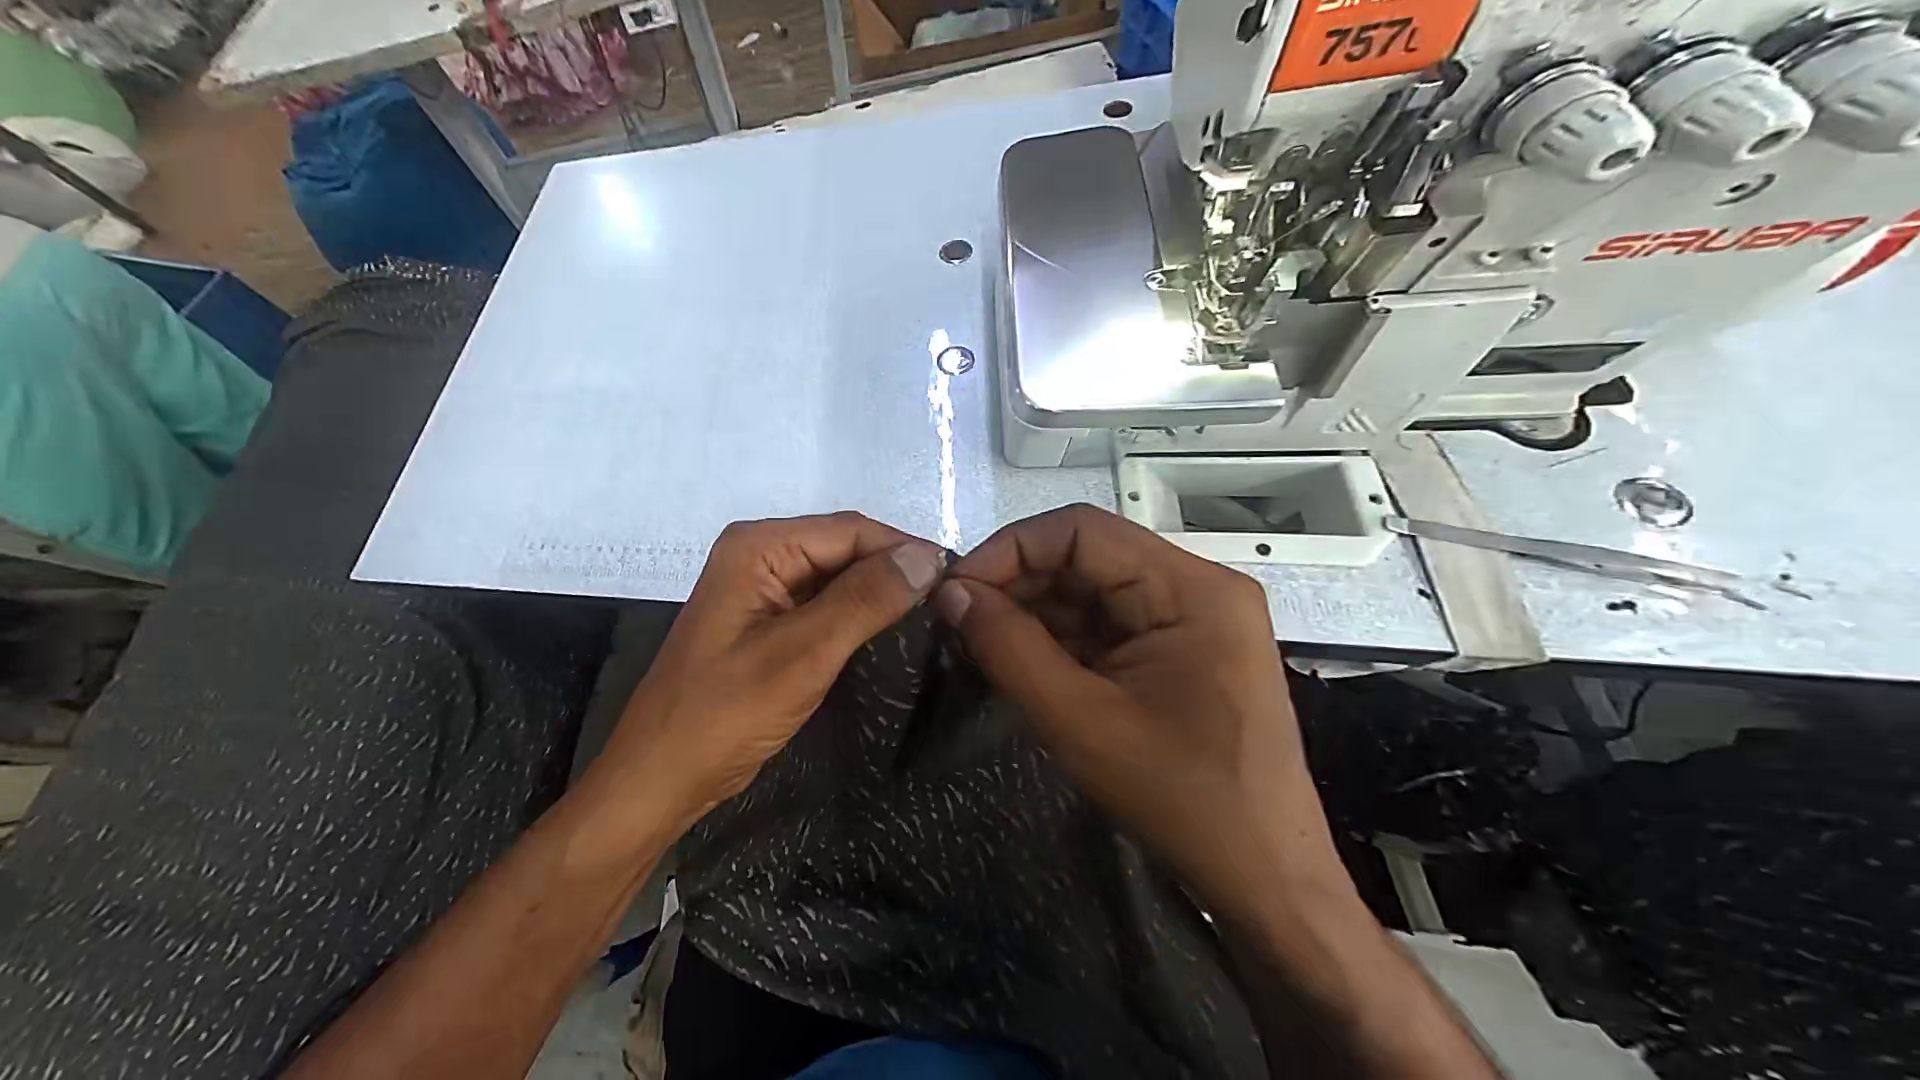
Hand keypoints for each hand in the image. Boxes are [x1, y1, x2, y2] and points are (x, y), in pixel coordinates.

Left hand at [588, 513, 944, 835]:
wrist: (662, 778)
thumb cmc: (723, 714)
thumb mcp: (802, 654)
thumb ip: (865, 599)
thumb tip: (929, 557)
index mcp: (759, 547)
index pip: (852, 530)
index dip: (906, 550)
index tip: (956, 582)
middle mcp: (761, 555)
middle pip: (847, 549)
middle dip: (896, 572)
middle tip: (949, 606)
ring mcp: (764, 589)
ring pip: (841, 577)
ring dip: (882, 595)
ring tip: (932, 619)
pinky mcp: (771, 621)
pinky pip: (827, 604)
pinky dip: (860, 616)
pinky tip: (892, 635)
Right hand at [935, 504, 1346, 915]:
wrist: (1264, 876)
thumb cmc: (1181, 799)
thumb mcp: (1080, 721)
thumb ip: (1009, 648)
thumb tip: (952, 594)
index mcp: (1192, 589)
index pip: (1083, 531)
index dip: (1010, 549)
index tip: (957, 591)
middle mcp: (1199, 587)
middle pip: (1090, 556)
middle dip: (1020, 583)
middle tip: (961, 622)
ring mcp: (1194, 618)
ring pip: (1095, 589)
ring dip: (1036, 612)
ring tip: (982, 643)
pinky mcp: (1183, 648)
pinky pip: (1111, 623)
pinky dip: (1063, 638)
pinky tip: (1023, 659)